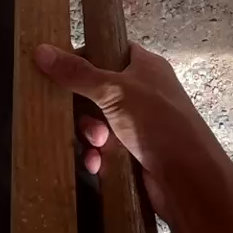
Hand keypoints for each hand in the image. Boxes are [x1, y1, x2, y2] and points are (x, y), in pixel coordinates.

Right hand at [33, 42, 232, 232]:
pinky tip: (96, 164)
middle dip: (83, 106)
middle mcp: (144, 90)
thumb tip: (40, 50)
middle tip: (75, 116)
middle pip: (98, 88)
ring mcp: (142, 123)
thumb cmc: (157, 123)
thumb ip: (76, 72)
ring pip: (100, 120)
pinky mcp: (139, 152)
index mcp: (145, 65)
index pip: (106, 51)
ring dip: (90, 132)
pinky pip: (108, 146)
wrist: (192, 182)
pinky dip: (99, 154)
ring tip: (95, 145)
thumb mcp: (113, 91)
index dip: (82, 58)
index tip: (59, 71)